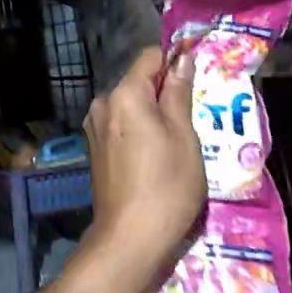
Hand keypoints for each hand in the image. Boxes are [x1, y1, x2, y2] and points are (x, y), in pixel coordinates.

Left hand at [83, 45, 205, 275]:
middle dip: (164, 91)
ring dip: (152, 112)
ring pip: (128, 106)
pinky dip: (139, 129)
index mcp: (122, 95)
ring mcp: (93, 127)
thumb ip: (179, 94)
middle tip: (195, 113)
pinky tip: (157, 152)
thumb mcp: (184, 136)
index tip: (198, 74)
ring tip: (179, 137)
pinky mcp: (94, 147)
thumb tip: (182, 59)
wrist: (130, 233)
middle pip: (137, 83)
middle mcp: (101, 104)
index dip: (174, 60)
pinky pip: (120, 125)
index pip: (148, 59)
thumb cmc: (167, 183)